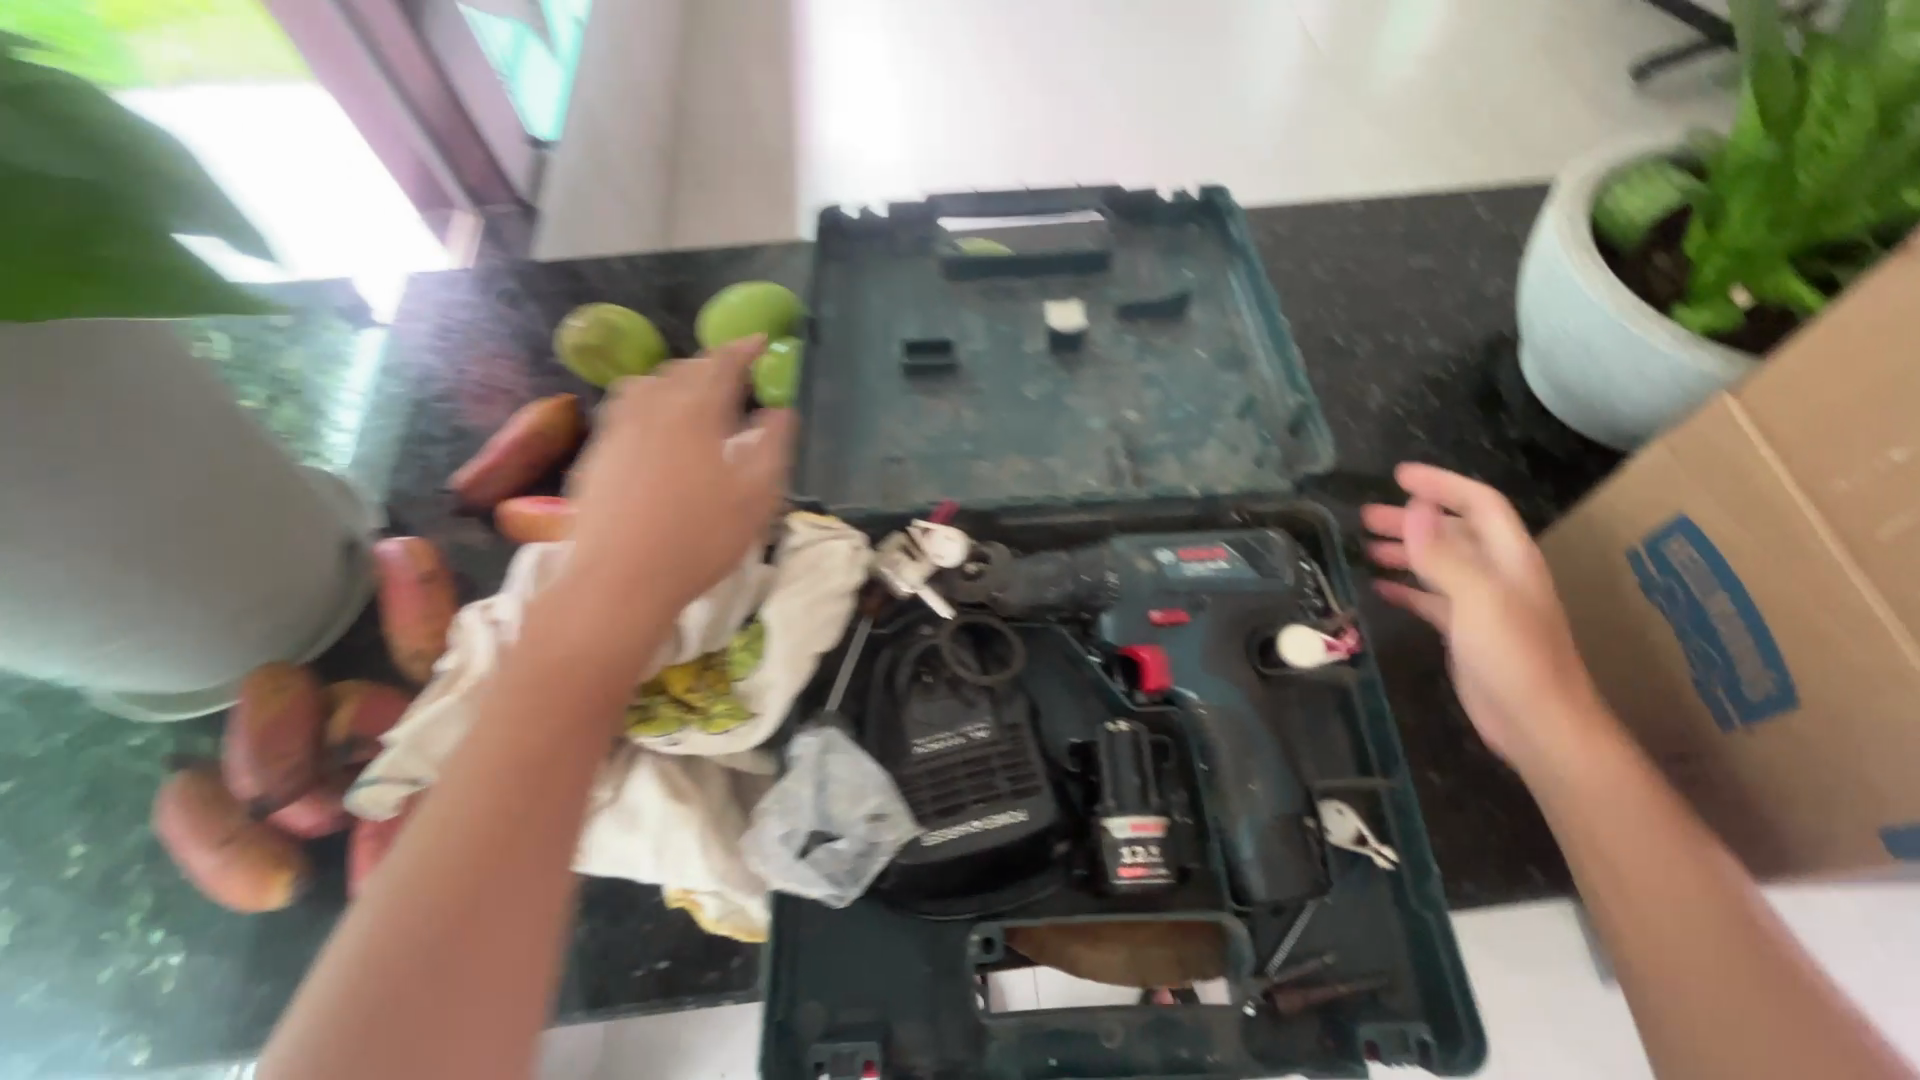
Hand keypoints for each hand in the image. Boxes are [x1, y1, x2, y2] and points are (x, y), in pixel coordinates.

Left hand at [559, 335, 795, 647]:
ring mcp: (617, 429)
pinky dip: (647, 404)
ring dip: (675, 381)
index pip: (721, 363)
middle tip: (733, 377)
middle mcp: (652, 408)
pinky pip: (624, 409)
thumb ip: (773, 446)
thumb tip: (780, 411)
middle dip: (710, 364)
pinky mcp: (596, 453)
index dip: (743, 348)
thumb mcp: (756, 497)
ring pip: (647, 384)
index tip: (761, 341)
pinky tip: (655, 431)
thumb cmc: (699, 539)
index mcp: (695, 412)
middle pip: (682, 369)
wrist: (620, 580)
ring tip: (692, 398)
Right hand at [1361, 463, 1616, 777]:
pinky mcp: (1465, 632)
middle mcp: (1496, 573)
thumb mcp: (1477, 598)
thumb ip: (1444, 553)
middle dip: (1413, 519)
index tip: (1399, 477)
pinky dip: (1406, 588)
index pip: (1478, 503)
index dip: (1442, 485)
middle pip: (1454, 531)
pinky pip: (1430, 599)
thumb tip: (1414, 507)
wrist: (1538, 722)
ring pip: (1439, 564)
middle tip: (1366, 516)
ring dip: (1405, 551)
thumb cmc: (1514, 656)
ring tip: (1365, 546)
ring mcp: (1481, 603)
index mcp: (1509, 557)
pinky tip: (1379, 588)